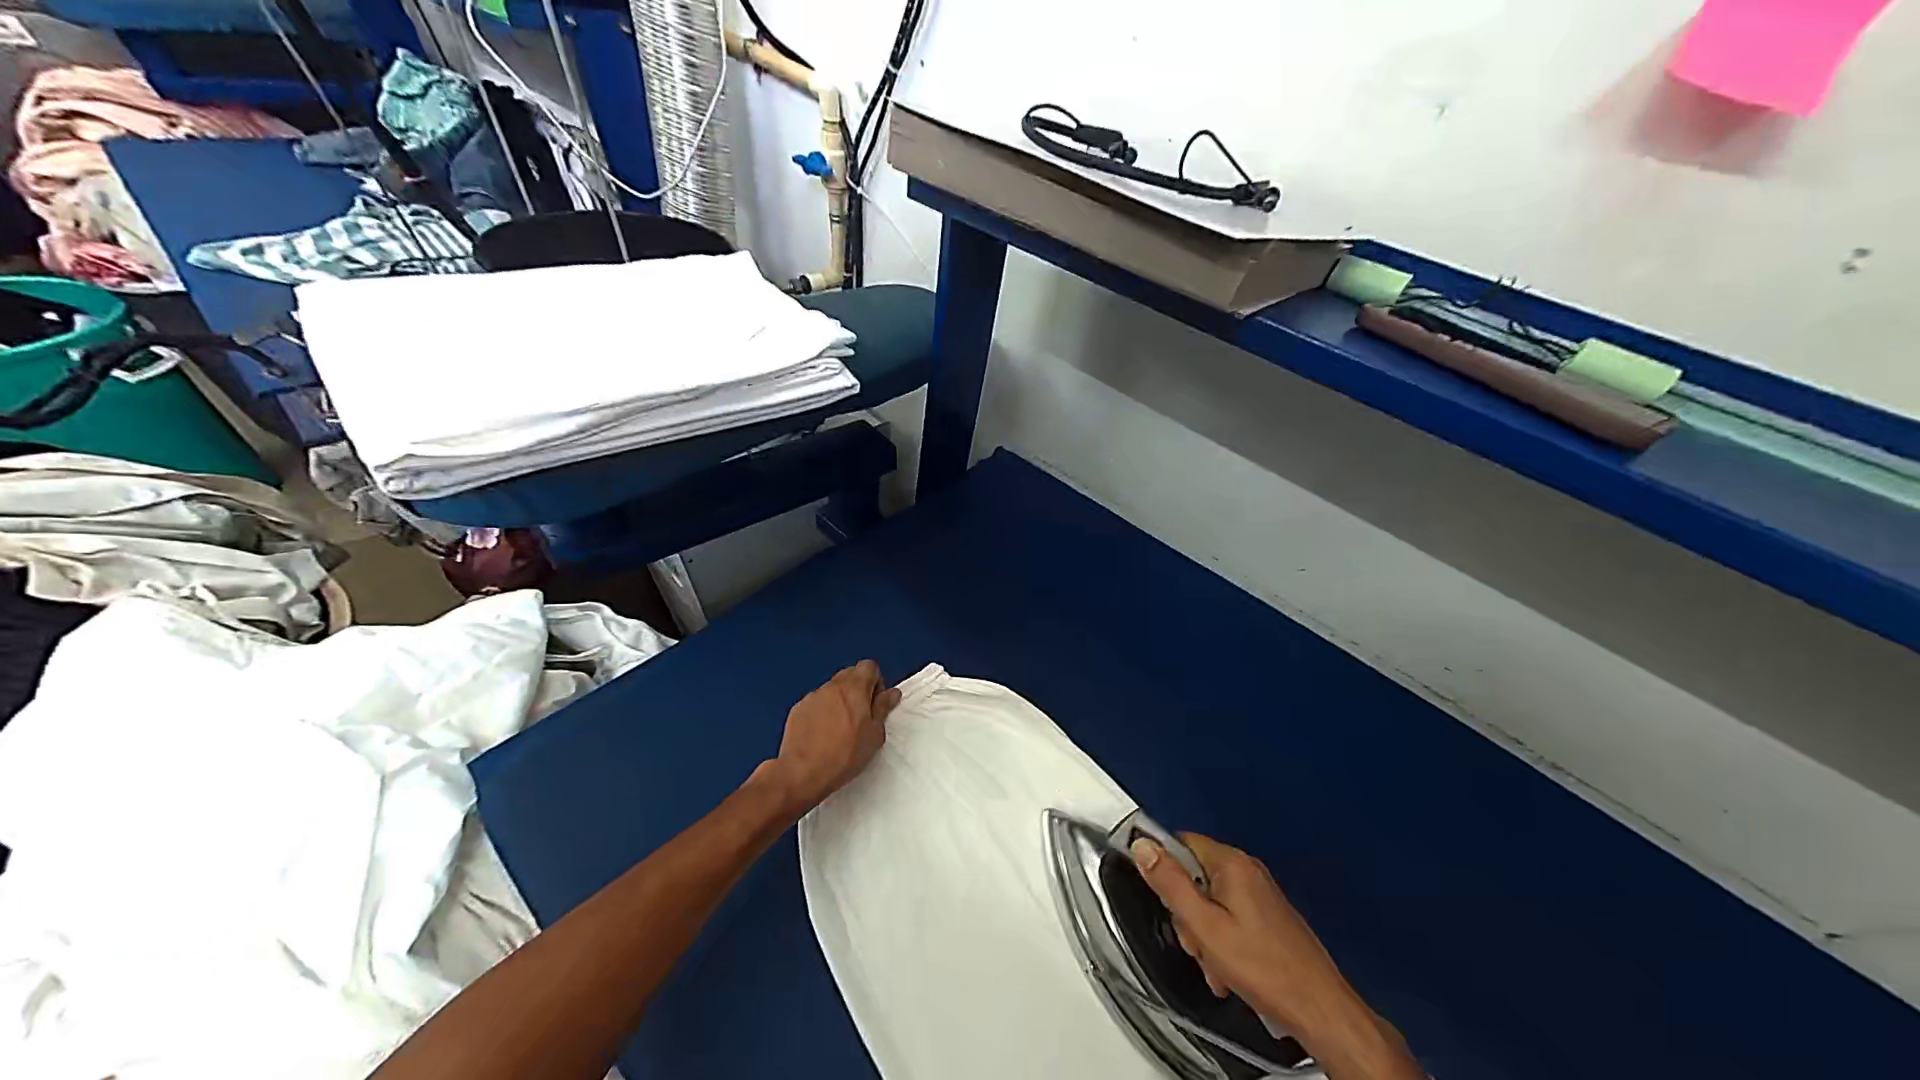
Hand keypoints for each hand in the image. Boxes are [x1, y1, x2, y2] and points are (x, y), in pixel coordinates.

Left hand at [763, 660, 900, 810]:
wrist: (802, 772)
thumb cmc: (845, 755)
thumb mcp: (874, 735)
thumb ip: (883, 708)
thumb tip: (891, 693)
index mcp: (854, 688)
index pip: (869, 666)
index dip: (876, 681)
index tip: (875, 703)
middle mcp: (832, 686)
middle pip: (850, 674)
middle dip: (858, 689)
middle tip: (860, 716)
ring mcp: (812, 696)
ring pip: (832, 689)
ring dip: (839, 700)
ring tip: (839, 728)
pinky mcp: (798, 709)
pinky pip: (816, 702)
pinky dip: (822, 711)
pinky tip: (821, 733)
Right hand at [1132, 834, 1421, 1079]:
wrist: (1319, 1009)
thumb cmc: (1265, 969)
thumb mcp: (1203, 925)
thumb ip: (1169, 883)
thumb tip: (1142, 846)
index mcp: (1232, 863)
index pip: (1179, 842)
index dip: (1164, 868)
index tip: (1164, 899)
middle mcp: (1248, 870)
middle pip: (1194, 875)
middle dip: (1187, 911)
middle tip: (1197, 941)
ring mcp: (1260, 893)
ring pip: (1210, 901)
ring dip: (1204, 932)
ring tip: (1216, 962)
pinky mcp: (1267, 915)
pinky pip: (1229, 916)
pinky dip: (1222, 940)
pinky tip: (1230, 969)